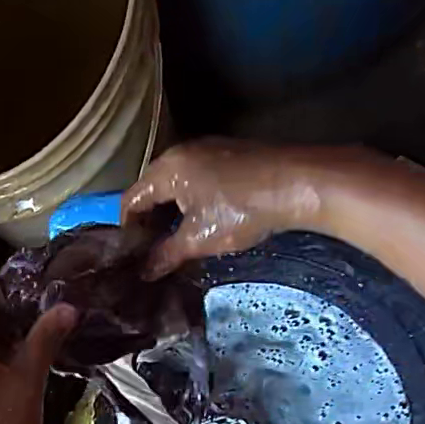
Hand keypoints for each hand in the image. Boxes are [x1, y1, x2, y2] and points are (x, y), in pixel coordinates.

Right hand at [123, 139, 378, 277]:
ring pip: (174, 187)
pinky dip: (188, 204)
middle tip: (150, 255)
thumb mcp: (198, 239)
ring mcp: (206, 151)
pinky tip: (198, 226)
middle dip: (148, 224)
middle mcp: (181, 153)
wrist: (297, 184)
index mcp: (166, 169)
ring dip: (169, 216)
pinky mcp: (226, 157)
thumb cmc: (239, 211)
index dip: (127, 231)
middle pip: (150, 191)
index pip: (131, 199)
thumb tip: (144, 272)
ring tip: (172, 245)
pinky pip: (194, 181)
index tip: (131, 257)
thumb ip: (166, 255)